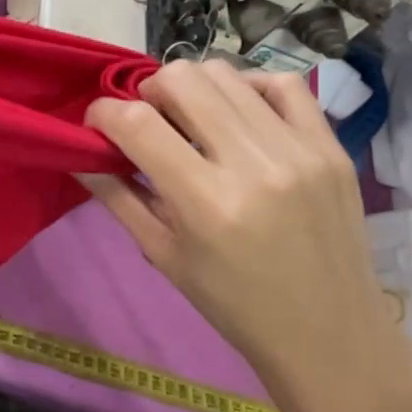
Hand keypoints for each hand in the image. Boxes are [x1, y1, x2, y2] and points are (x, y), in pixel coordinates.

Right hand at [79, 61, 397, 383]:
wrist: (333, 337)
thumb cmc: (233, 303)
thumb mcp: (161, 254)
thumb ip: (116, 195)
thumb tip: (78, 150)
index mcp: (206, 202)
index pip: (136, 122)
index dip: (102, 113)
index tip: (97, 127)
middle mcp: (254, 166)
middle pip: (181, 79)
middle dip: (147, 92)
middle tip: (149, 122)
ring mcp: (299, 151)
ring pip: (225, 73)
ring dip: (192, 88)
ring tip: (192, 120)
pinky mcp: (332, 148)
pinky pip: (285, 84)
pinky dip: (249, 87)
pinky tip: (238, 115)